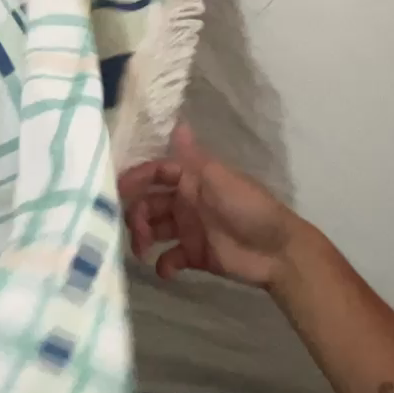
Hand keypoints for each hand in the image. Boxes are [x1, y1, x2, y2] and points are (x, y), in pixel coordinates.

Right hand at [116, 124, 307, 288]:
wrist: (278, 251)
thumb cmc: (249, 208)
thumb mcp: (220, 180)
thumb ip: (194, 157)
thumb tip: (177, 123)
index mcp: (193, 179)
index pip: (157, 173)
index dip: (136, 179)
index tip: (116, 192)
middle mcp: (187, 201)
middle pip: (150, 203)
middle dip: (137, 214)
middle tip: (136, 231)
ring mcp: (190, 229)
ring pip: (155, 229)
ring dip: (143, 238)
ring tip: (143, 251)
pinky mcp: (195, 255)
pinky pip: (169, 258)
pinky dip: (163, 264)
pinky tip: (166, 268)